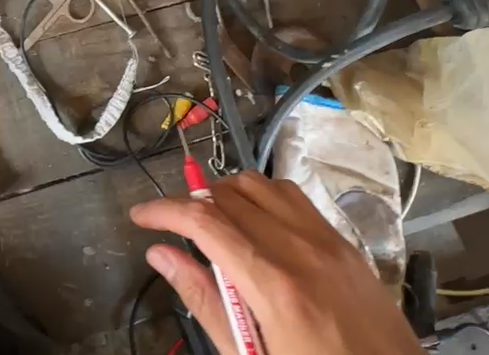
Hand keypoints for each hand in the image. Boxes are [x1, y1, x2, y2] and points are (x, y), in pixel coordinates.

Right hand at [130, 170, 421, 354]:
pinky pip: (293, 196)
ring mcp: (329, 243)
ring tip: (212, 223)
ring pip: (260, 184)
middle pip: (228, 195)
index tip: (140, 216)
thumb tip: (161, 255)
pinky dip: (262, 197)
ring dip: (226, 194)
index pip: (204, 222)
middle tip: (173, 230)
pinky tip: (255, 224)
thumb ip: (206, 304)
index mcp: (275, 287)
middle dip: (190, 204)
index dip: (164, 210)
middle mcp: (302, 250)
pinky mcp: (347, 245)